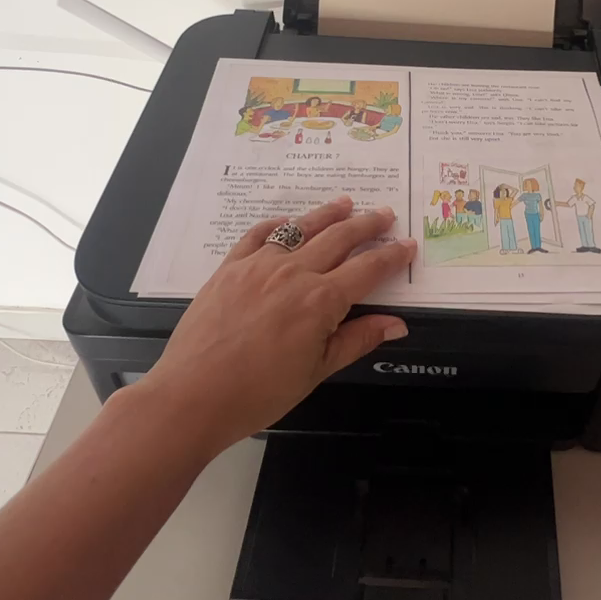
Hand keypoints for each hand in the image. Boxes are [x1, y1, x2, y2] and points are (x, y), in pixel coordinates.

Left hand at [141, 196, 413, 455]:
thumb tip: (396, 324)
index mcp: (321, 300)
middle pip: (339, 238)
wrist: (192, 396)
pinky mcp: (230, 268)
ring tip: (345, 203)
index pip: (368, 270)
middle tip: (385, 213)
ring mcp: (259, 265)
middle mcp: (294, 273)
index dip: (392, 256)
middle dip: (367, 224)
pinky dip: (277, 225)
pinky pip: (257, 235)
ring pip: (301, 229)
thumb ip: (357, 339)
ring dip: (327, 214)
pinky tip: (287, 222)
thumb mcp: (317, 371)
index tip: (407, 245)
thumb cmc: (259, 393)